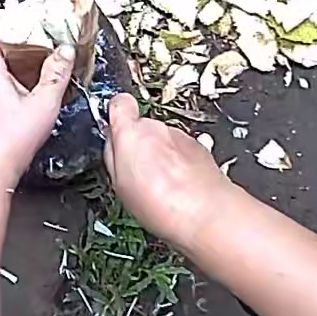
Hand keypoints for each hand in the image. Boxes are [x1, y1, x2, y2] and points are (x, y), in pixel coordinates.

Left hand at [0, 30, 73, 186]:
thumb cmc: (8, 143)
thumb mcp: (43, 105)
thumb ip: (56, 75)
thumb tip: (65, 52)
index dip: (7, 32)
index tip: (27, 38)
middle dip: (11, 59)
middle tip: (34, 67)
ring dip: (3, 79)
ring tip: (26, 91)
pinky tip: (12, 111)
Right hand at [103, 94, 244, 251]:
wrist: (206, 214)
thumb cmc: (161, 204)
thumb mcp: (118, 185)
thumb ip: (112, 154)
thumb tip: (111, 144)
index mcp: (131, 133)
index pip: (119, 101)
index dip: (115, 113)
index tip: (114, 130)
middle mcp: (157, 128)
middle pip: (140, 126)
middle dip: (138, 145)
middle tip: (136, 174)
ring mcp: (179, 136)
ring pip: (162, 139)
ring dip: (159, 156)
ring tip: (158, 187)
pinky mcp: (198, 147)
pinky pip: (180, 150)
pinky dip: (177, 163)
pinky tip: (176, 187)